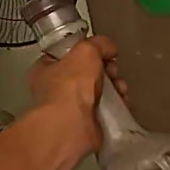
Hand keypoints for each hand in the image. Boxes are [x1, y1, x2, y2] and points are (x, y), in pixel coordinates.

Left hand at [26, 36, 120, 162]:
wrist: (72, 126)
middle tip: (113, 71)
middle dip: (107, 70)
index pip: (68, 55)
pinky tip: (123, 101)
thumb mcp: (86, 51)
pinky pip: (106, 109)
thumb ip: (99, 44)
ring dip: (115, 87)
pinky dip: (117, 105)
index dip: (88, 51)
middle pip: (88, 72)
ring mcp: (71, 108)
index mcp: (45, 69)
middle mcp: (55, 89)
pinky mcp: (87, 124)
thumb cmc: (70, 85)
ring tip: (121, 89)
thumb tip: (109, 48)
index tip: (102, 52)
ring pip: (100, 90)